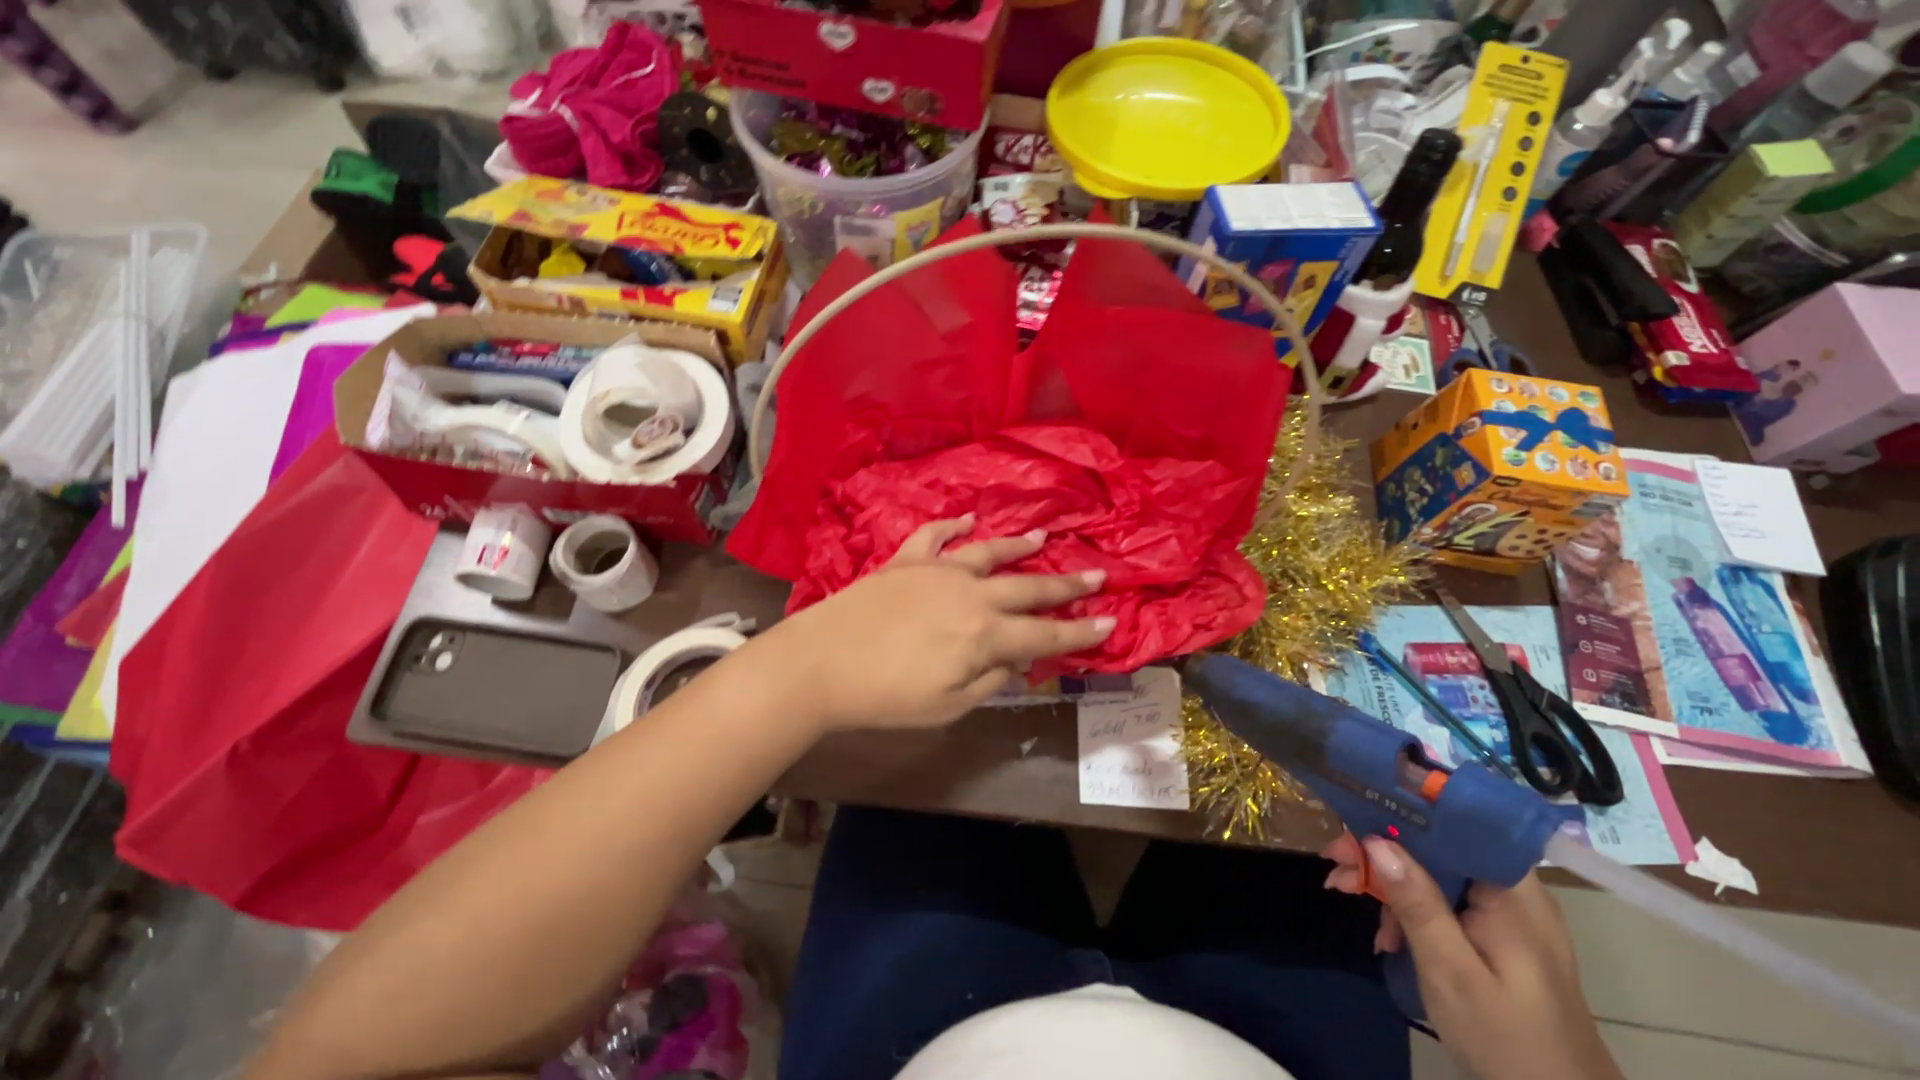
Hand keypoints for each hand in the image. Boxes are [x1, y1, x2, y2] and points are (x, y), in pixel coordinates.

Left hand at [742, 516, 1114, 732]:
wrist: (820, 663)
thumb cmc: (886, 696)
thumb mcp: (948, 706)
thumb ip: (989, 682)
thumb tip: (1016, 664)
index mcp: (985, 635)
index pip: (1044, 635)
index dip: (1080, 633)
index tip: (1111, 623)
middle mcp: (970, 595)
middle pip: (1028, 588)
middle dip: (1066, 585)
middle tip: (1097, 575)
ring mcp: (937, 571)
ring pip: (989, 553)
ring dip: (1019, 546)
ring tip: (1045, 538)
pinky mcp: (904, 561)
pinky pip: (935, 536)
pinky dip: (954, 525)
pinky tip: (969, 518)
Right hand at [1325, 835, 1622, 1079]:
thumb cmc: (1507, 1039)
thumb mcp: (1451, 973)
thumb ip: (1418, 904)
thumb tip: (1376, 841)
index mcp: (1512, 891)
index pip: (1453, 827)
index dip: (1397, 821)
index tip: (1349, 832)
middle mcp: (1517, 892)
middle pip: (1441, 850)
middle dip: (1384, 855)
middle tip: (1335, 872)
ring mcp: (1513, 916)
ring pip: (1442, 876)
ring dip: (1394, 884)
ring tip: (1350, 899)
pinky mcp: (1504, 938)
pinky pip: (1452, 903)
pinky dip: (1416, 910)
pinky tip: (1389, 934)